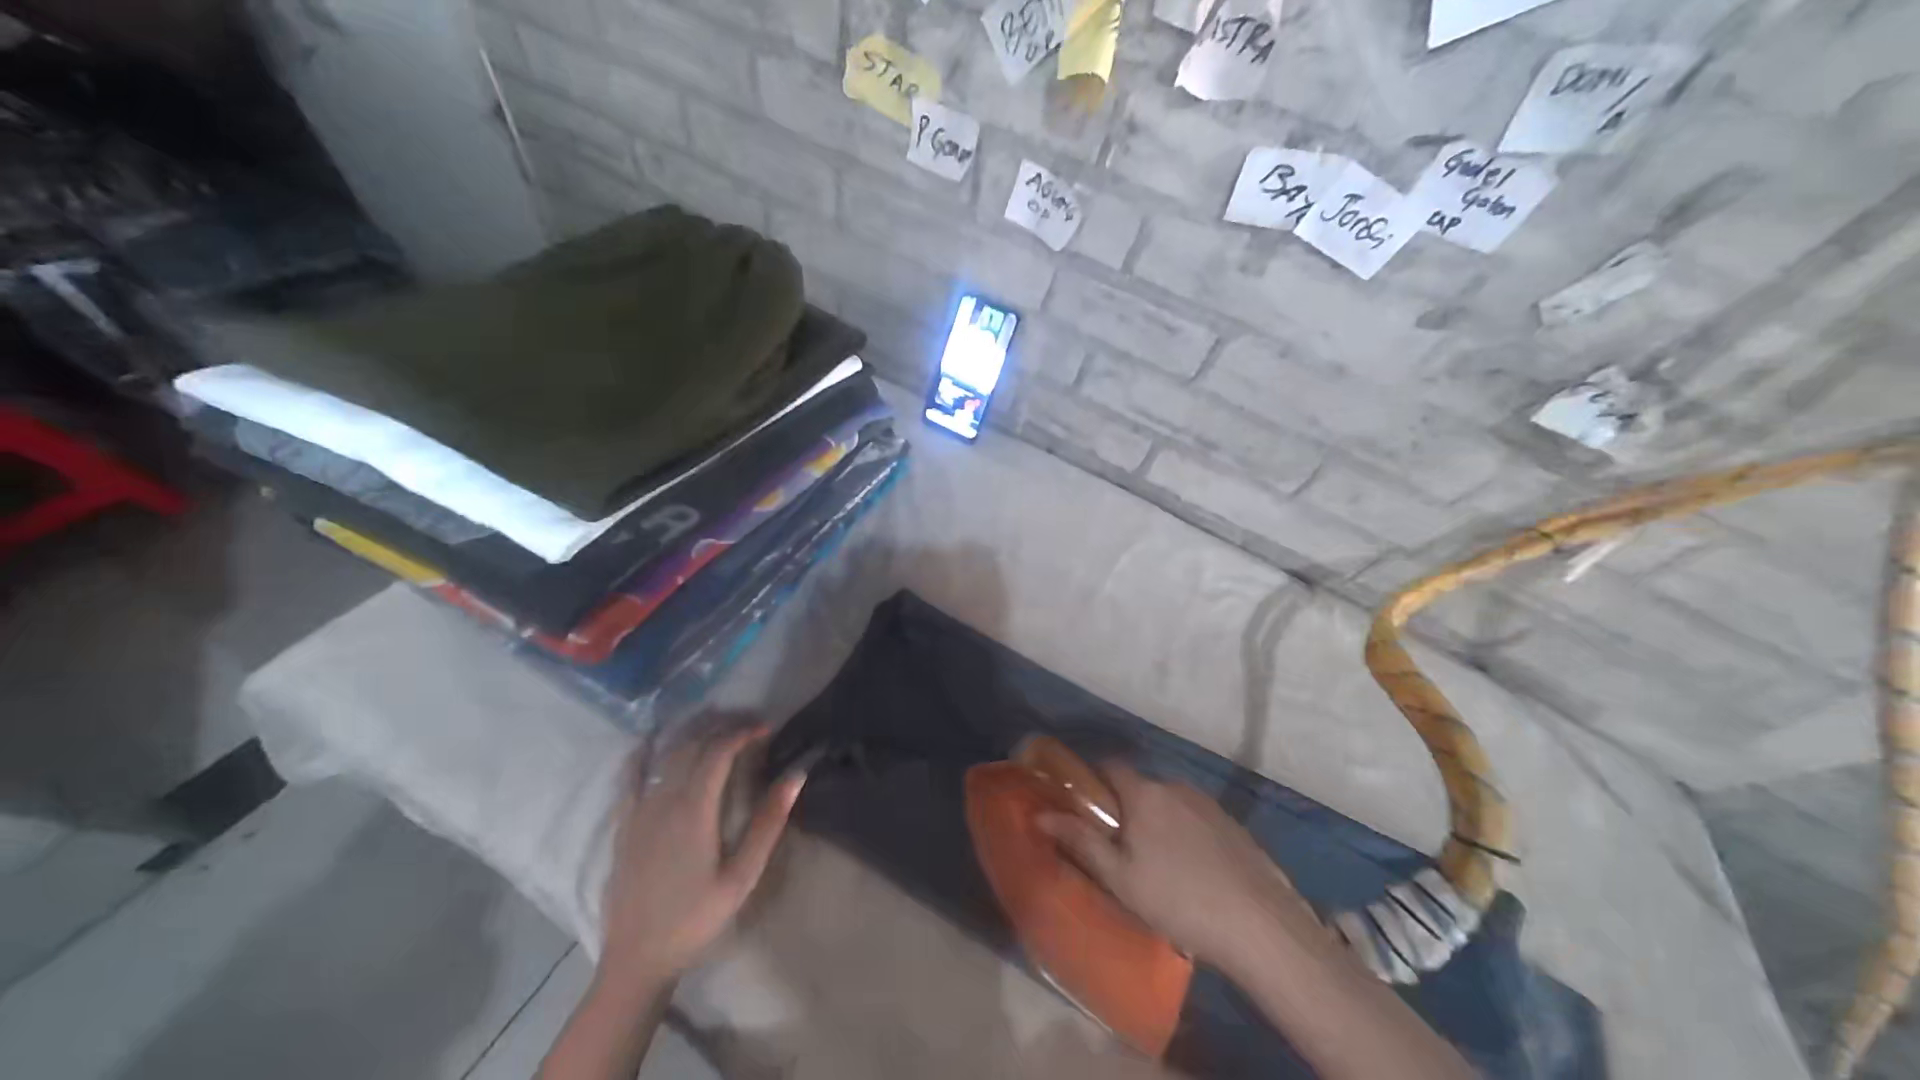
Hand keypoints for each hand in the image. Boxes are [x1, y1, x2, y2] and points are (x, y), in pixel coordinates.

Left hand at [598, 725, 804, 990]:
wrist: (637, 957)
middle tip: (749, 728)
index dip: (742, 733)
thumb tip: (795, 776)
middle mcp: (663, 799)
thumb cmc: (696, 918)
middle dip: (722, 729)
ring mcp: (638, 810)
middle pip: (693, 746)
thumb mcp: (742, 875)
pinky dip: (645, 753)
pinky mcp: (623, 823)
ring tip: (717, 730)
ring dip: (693, 736)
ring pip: (666, 756)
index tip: (766, 728)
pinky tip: (652, 742)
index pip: (718, 752)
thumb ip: (768, 823)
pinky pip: (631, 776)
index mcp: (694, 809)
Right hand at [1038, 763, 1327, 972]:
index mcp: (1144, 793)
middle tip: (1120, 848)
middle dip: (1126, 807)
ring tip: (1158, 864)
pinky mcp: (1234, 826)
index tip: (1086, 808)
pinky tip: (1193, 871)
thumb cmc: (1178, 900)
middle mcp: (1176, 787)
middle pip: (1140, 786)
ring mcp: (1209, 804)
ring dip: (1158, 821)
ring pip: (1170, 803)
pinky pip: (1197, 819)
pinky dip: (1186, 834)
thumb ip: (1081, 841)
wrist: (1260, 926)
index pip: (1110, 765)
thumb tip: (1041, 815)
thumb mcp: (1120, 878)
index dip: (1094, 781)